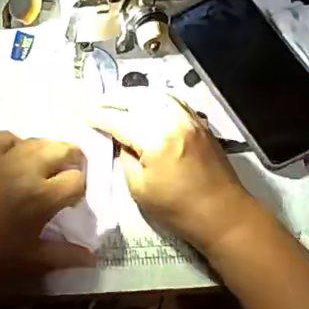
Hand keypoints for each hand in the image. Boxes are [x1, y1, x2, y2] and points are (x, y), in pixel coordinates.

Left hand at [0, 132, 97, 301]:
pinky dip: (18, 143)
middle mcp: (27, 169)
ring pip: (37, 140)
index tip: (72, 204)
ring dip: (49, 150)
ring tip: (48, 168)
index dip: (80, 190)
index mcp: (42, 195)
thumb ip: (64, 256)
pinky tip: (18, 157)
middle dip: (73, 161)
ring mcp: (3, 159)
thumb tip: (92, 257)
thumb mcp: (30, 261)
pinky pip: (7, 137)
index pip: (77, 179)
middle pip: (63, 147)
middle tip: (68, 179)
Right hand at [88, 92, 263, 250]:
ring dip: (136, 95)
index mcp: (155, 139)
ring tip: (120, 99)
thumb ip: (126, 159)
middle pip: (138, 99)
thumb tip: (121, 142)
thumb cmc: (178, 209)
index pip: (119, 120)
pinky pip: (175, 101)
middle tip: (98, 102)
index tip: (86, 117)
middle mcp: (172, 121)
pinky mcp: (200, 123)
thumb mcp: (140, 189)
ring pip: (158, 95)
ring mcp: (190, 119)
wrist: (222, 213)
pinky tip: (149, 104)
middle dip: (115, 99)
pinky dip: (158, 99)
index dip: (100, 118)